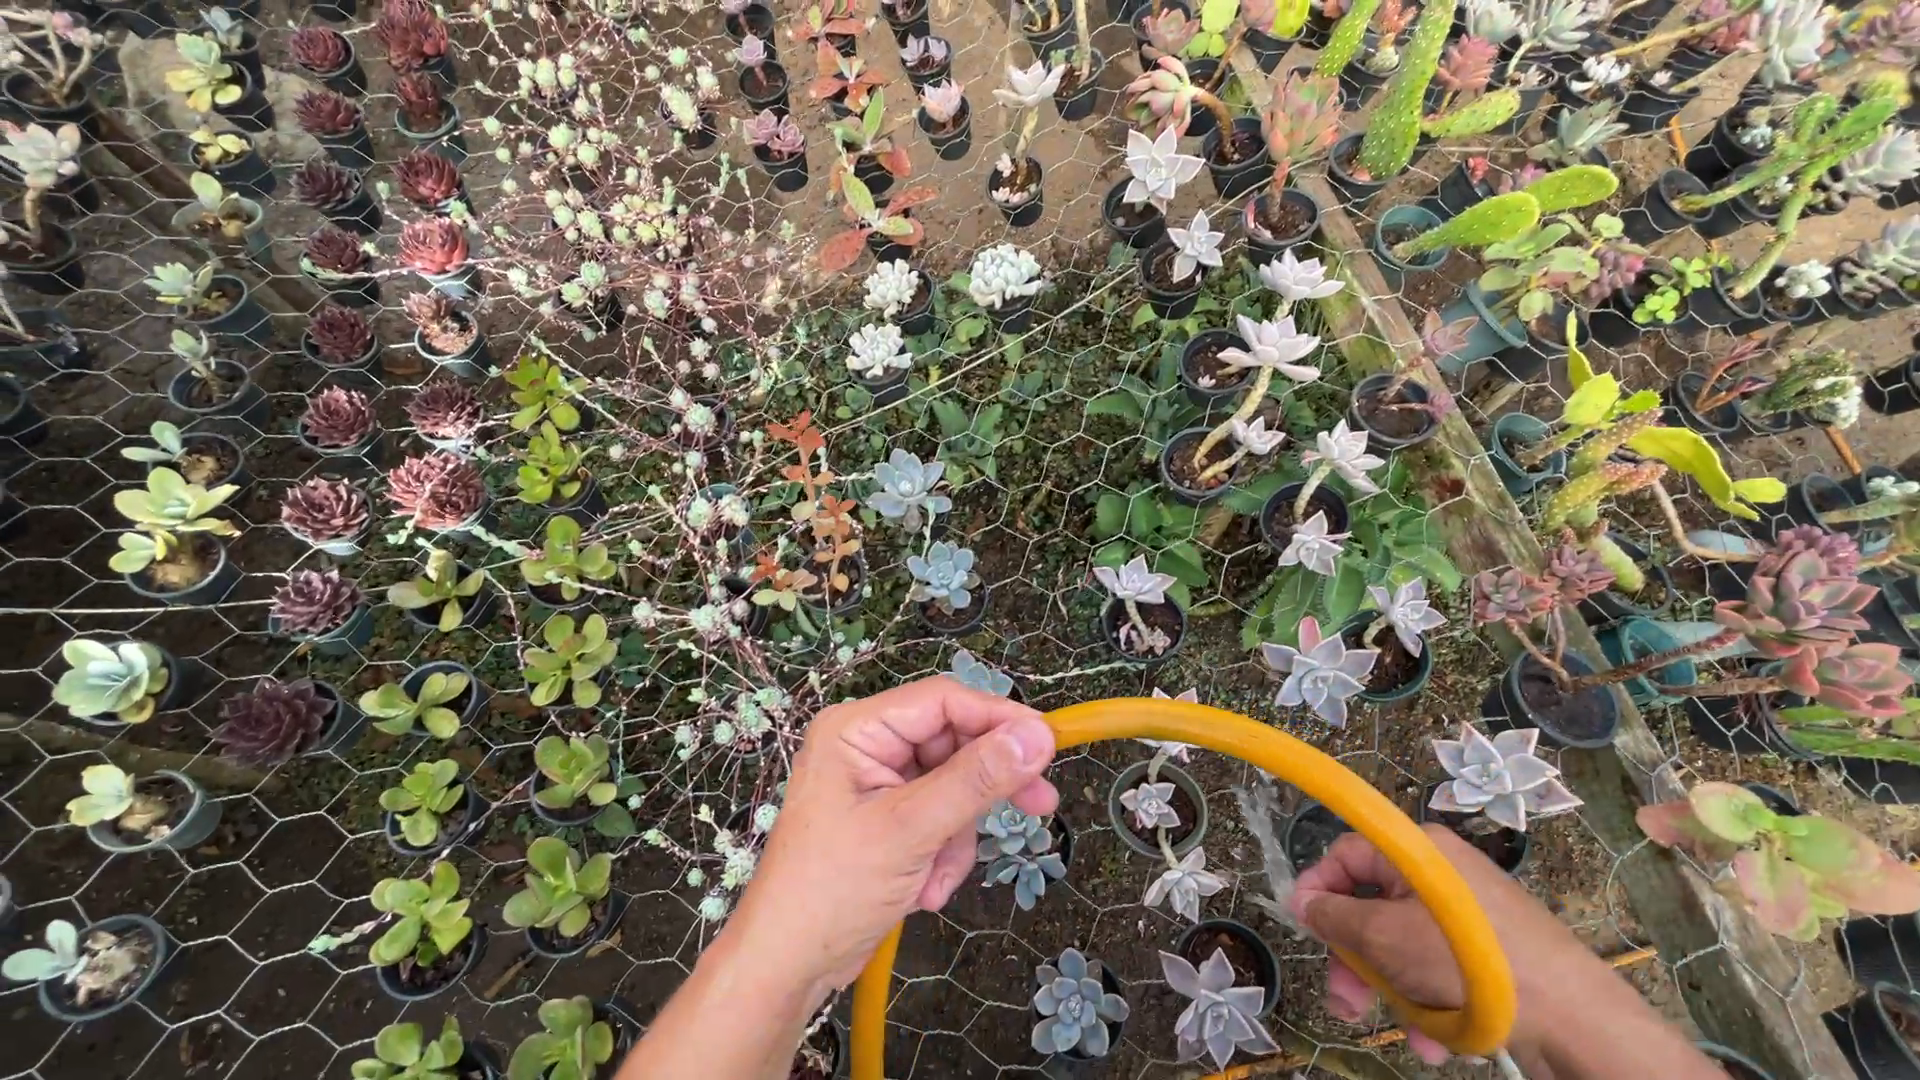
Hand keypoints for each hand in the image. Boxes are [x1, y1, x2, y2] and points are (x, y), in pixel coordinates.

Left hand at [731, 676, 1057, 994]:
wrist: (787, 966)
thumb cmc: (833, 889)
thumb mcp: (911, 829)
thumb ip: (976, 779)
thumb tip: (1037, 736)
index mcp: (858, 729)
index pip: (944, 701)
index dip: (998, 717)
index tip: (1048, 743)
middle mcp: (869, 745)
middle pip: (954, 744)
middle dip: (981, 790)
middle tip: (1039, 805)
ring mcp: (879, 783)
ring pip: (954, 786)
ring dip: (957, 836)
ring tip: (934, 876)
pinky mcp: (888, 818)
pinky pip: (941, 818)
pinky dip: (943, 854)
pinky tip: (921, 890)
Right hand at [1289, 825, 1612, 1070]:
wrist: (1580, 1022)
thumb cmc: (1468, 963)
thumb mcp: (1383, 936)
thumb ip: (1333, 916)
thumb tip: (1300, 900)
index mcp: (1416, 851)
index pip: (1346, 854)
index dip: (1319, 889)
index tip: (1303, 927)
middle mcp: (1441, 875)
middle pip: (1373, 907)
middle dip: (1356, 959)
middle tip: (1345, 1001)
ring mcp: (1467, 916)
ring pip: (1403, 945)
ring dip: (1394, 990)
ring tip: (1407, 1031)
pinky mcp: (1490, 954)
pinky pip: (1438, 967)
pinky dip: (1430, 1000)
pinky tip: (1436, 1039)